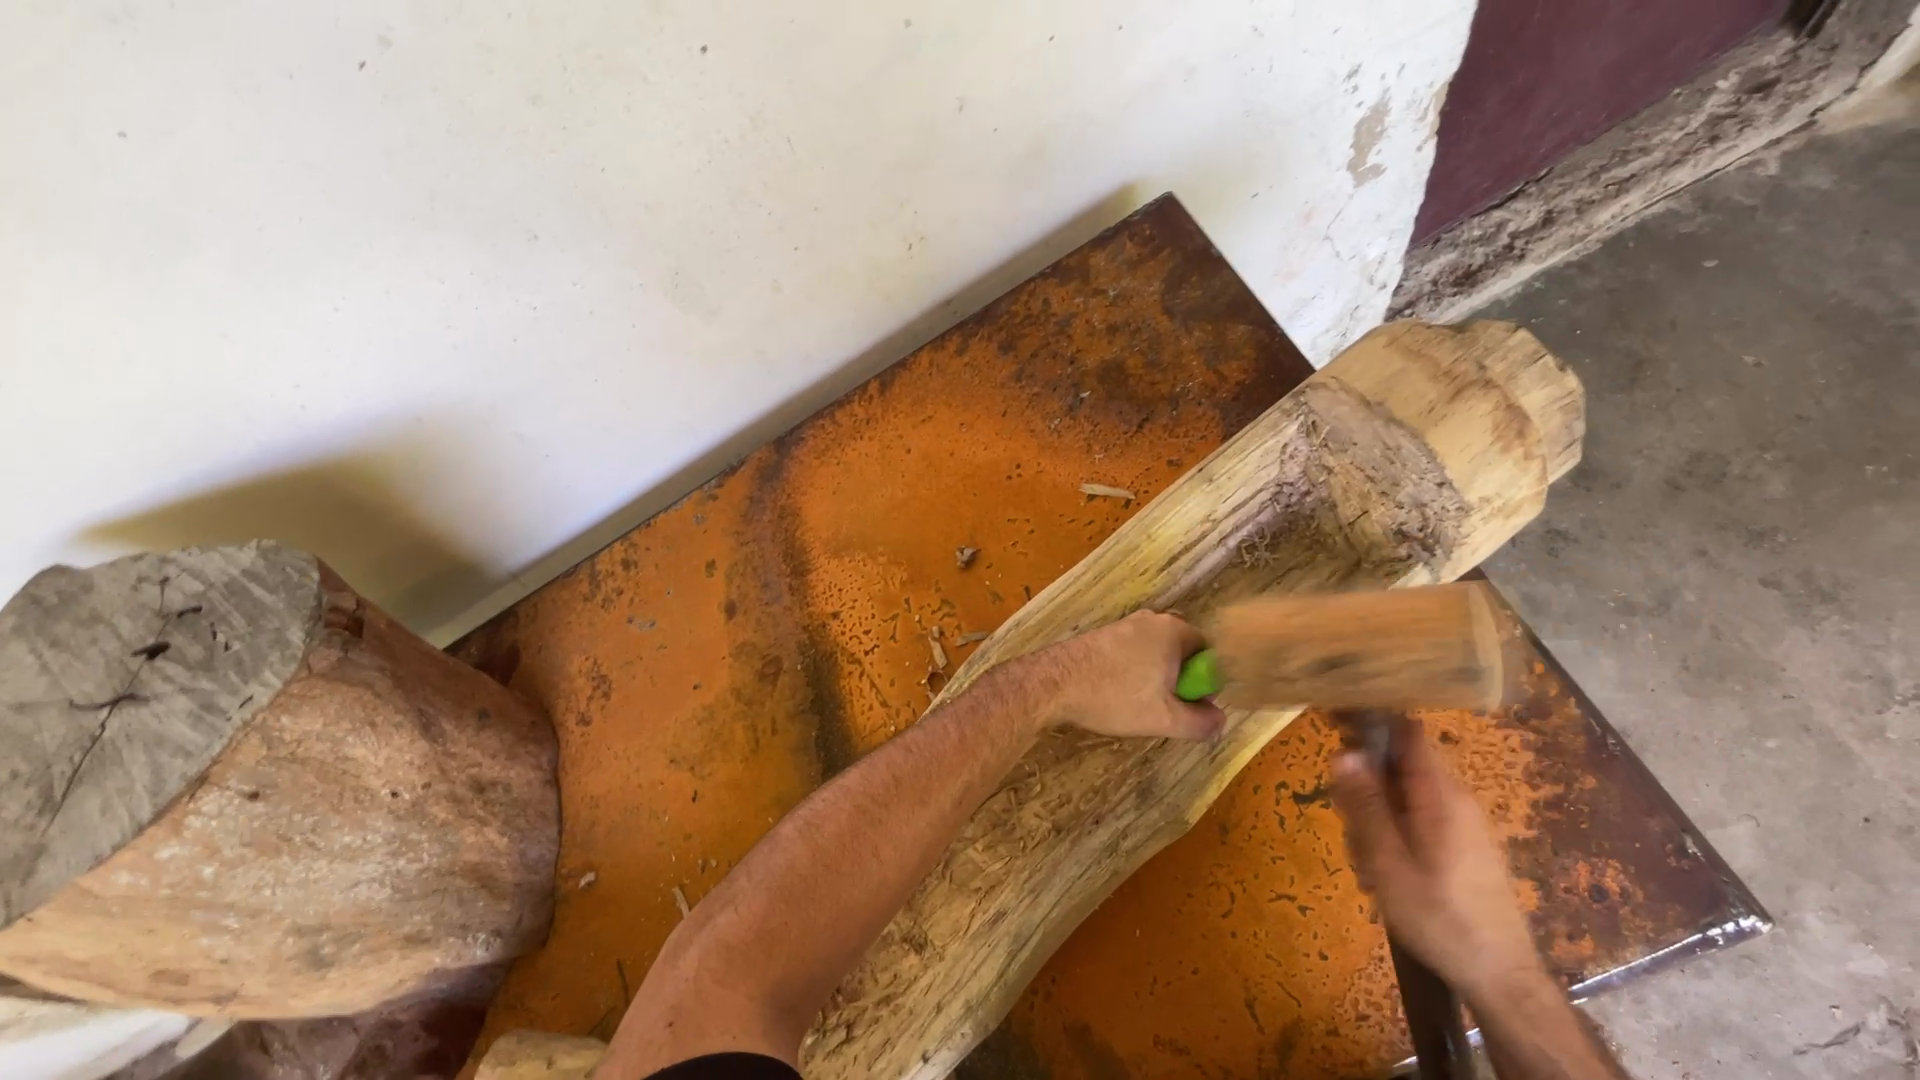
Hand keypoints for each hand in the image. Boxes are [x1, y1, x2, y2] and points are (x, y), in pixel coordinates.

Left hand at [1036, 611, 1225, 740]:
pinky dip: (1133, 675)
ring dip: (1155, 681)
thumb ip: (1201, 722)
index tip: (1190, 706)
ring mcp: (1126, 625)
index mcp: (1174, 630)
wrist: (1052, 683)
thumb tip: (1221, 720)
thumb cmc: (1114, 697)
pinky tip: (1116, 696)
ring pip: (1157, 657)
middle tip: (1164, 710)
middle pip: (1183, 655)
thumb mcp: (1165, 719)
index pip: (1210, 654)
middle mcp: (1153, 620)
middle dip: (1179, 683)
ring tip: (1137, 706)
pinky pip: (1134, 655)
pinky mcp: (1105, 636)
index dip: (1206, 684)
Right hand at [1329, 721, 1544, 1000]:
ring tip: (1368, 867)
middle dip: (1365, 790)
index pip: (1406, 732)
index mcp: (1440, 795)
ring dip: (1376, 822)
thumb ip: (1365, 806)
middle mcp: (1456, 799)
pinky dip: (1395, 839)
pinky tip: (1386, 877)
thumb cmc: (1439, 917)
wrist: (1501, 977)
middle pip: (1398, 768)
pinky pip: (1419, 823)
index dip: (1371, 722)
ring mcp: (1463, 824)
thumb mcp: (1388, 863)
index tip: (1336, 733)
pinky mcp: (1465, 847)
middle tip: (1350, 832)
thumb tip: (1344, 752)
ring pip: (1404, 800)